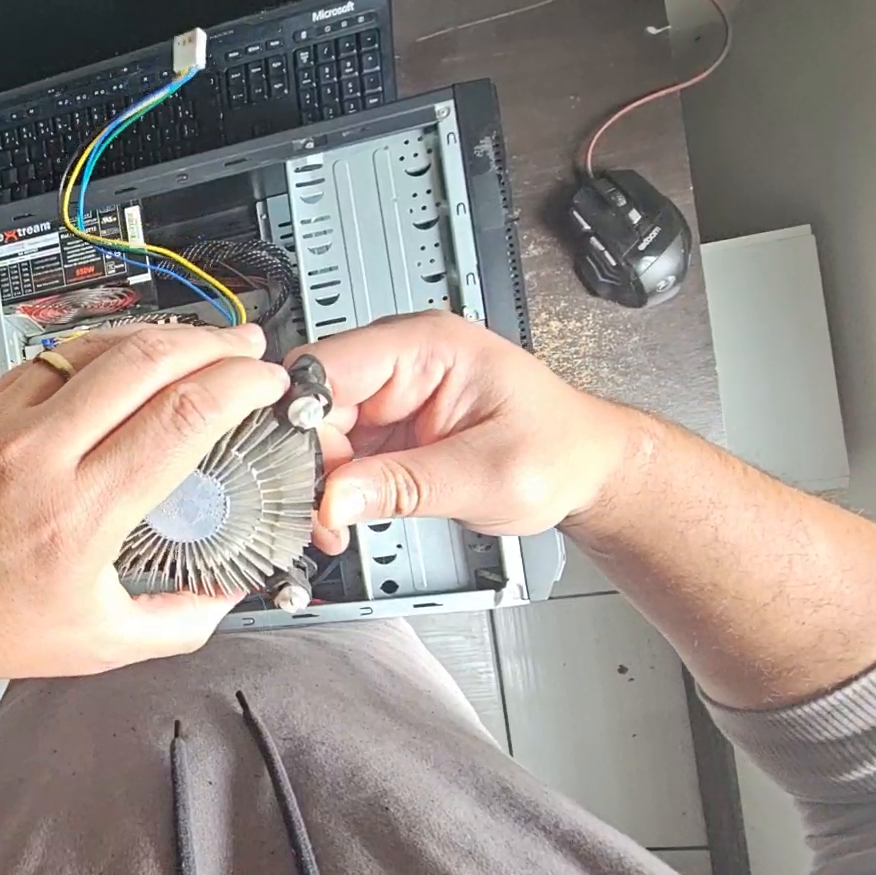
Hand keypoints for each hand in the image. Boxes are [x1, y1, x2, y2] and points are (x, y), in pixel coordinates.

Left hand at [0, 323, 289, 706]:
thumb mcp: (98, 642)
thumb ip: (180, 619)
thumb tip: (226, 591)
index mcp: (78, 515)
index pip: (182, 416)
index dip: (239, 385)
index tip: (264, 383)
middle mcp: (37, 457)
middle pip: (146, 360)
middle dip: (212, 342)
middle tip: (243, 348)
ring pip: (95, 346)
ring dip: (157, 337)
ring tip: (193, 346)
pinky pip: (47, 362)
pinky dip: (96, 353)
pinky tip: (120, 363)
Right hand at [300, 311, 637, 553]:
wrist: (585, 472)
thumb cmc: (560, 453)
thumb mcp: (485, 476)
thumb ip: (403, 486)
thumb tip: (331, 499)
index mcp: (425, 347)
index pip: (325, 365)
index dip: (296, 415)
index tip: (291, 467)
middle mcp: (393, 366)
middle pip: (307, 407)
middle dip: (304, 464)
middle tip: (316, 514)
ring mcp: (380, 400)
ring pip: (309, 438)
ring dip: (312, 486)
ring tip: (331, 526)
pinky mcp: (374, 432)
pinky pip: (328, 459)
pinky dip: (326, 494)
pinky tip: (337, 519)